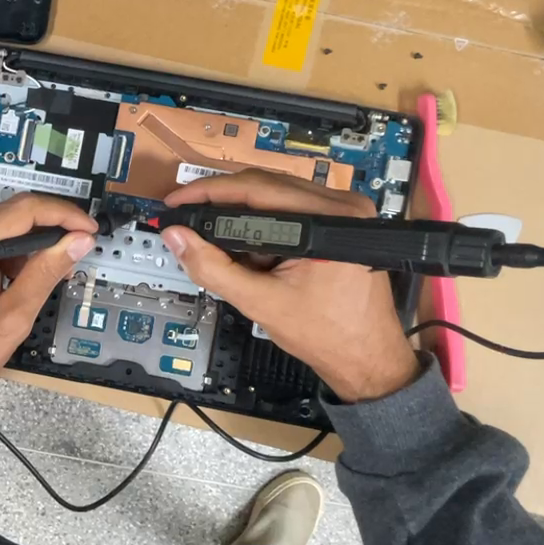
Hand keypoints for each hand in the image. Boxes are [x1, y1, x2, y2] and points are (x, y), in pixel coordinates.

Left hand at [0, 194, 98, 456]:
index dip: (61, 214)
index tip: (87, 227)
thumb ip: (46, 272)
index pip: (21, 211)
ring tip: (43, 274)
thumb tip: (77, 241)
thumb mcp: (13, 317)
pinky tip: (16, 277)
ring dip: (24, 242)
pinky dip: (2, 251)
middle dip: (45, 228)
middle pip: (6, 212)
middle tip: (73, 251)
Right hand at [161, 169, 419, 402]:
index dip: (207, 192)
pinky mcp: (338, 224)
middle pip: (263, 186)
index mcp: (330, 218)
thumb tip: (176, 237)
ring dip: (237, 218)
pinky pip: (286, 212)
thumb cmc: (327, 334)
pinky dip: (258, 228)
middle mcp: (341, 205)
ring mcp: (342, 213)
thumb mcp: (259, 301)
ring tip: (212, 241)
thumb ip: (212, 267)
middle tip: (184, 218)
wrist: (367, 358)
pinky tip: (245, 251)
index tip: (175, 202)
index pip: (255, 188)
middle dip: (218, 203)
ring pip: (272, 197)